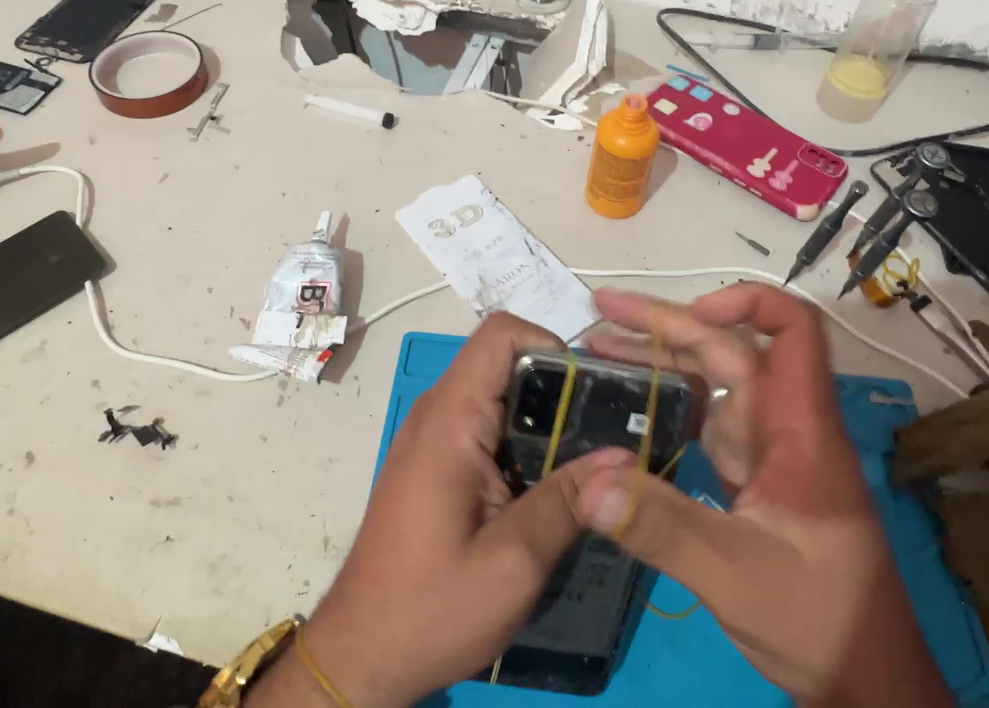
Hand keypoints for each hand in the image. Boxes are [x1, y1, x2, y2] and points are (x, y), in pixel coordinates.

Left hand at [249, 313, 629, 707]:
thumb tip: (626, 458)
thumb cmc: (430, 609)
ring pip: (503, 398)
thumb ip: (569, 502)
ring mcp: (436, 438)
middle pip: (508, 363)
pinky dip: (529, 444)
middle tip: (613, 432)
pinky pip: (491, 429)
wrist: (362, 654)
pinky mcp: (439, 464)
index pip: (501, 334)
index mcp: (451, 420)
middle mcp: (439, 414)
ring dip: (550, 422)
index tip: (596, 392)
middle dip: (563, 389)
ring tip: (596, 462)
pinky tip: (558, 487)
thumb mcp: (513, 563)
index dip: (553, 346)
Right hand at [573, 285, 951, 706]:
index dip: (746, 302)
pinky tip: (629, 414)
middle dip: (668, 327)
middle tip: (599, 317)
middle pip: (731, 352)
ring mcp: (769, 455)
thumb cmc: (820, 619)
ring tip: (599, 352)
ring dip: (662, 363)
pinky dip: (668, 408)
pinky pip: (709, 426)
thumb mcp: (736, 574)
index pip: (793, 332)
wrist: (865, 681)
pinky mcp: (755, 482)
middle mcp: (784, 428)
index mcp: (799, 429)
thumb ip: (663, 527)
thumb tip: (588, 484)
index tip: (686, 311)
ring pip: (715, 386)